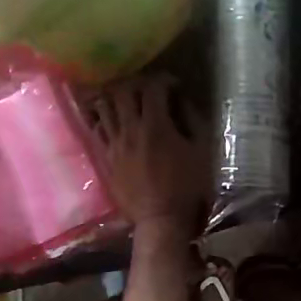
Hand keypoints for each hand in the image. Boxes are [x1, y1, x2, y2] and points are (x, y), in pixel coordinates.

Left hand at [90, 77, 209, 231]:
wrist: (161, 219)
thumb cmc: (188, 187)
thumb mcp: (202, 152)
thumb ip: (193, 122)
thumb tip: (183, 103)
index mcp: (156, 126)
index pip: (153, 88)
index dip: (165, 81)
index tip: (175, 86)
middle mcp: (130, 129)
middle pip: (122, 91)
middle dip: (137, 84)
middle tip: (149, 90)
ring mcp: (114, 144)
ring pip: (104, 106)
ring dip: (116, 97)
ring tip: (128, 101)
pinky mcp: (106, 158)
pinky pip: (97, 128)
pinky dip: (104, 118)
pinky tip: (115, 121)